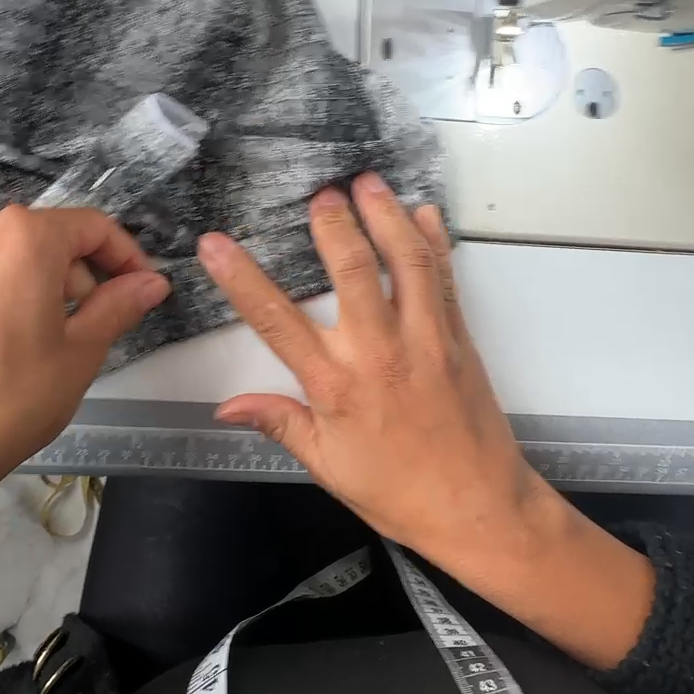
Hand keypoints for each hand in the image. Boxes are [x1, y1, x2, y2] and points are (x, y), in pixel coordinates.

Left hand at [0, 206, 169, 591]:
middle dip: (82, 274)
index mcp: (23, 237)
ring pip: (12, 254)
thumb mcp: (82, 351)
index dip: (127, 256)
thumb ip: (120, 304)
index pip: (93, 226)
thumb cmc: (13, 399)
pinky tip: (5, 337)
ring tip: (49, 338)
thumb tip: (152, 282)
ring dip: (43, 283)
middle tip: (96, 326)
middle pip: (49, 236)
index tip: (143, 289)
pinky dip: (3, 290)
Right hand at [197, 173, 653, 668]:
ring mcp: (427, 339)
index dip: (241, 279)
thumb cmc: (398, 492)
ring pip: (407, 262)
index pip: (276, 320)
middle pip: (354, 271)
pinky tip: (424, 215)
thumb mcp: (327, 465)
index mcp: (336, 384)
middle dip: (336, 225)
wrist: (479, 510)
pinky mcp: (460, 339)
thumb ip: (279, 422)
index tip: (215, 243)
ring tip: (370, 182)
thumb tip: (227, 407)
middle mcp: (380, 351)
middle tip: (323, 193)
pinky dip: (434, 242)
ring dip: (388, 216)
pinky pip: (445, 279)